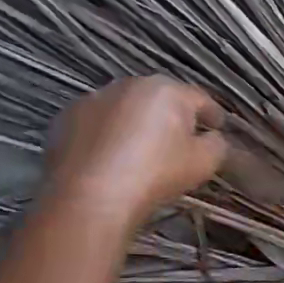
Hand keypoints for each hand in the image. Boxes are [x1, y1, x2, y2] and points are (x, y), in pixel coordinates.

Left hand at [44, 77, 227, 222]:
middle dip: (171, 116)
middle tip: (180, 140)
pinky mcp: (65, 119)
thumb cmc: (156, 174)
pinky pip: (98, 123)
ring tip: (141, 150)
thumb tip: (212, 137)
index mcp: (167, 90)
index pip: (199, 98)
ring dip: (137, 123)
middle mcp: (129, 85)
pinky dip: (108, 135)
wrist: (90, 197)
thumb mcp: (204, 163)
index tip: (218, 126)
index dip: (213, 114)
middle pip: (160, 99)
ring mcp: (93, 99)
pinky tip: (111, 159)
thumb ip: (217, 144)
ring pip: (126, 109)